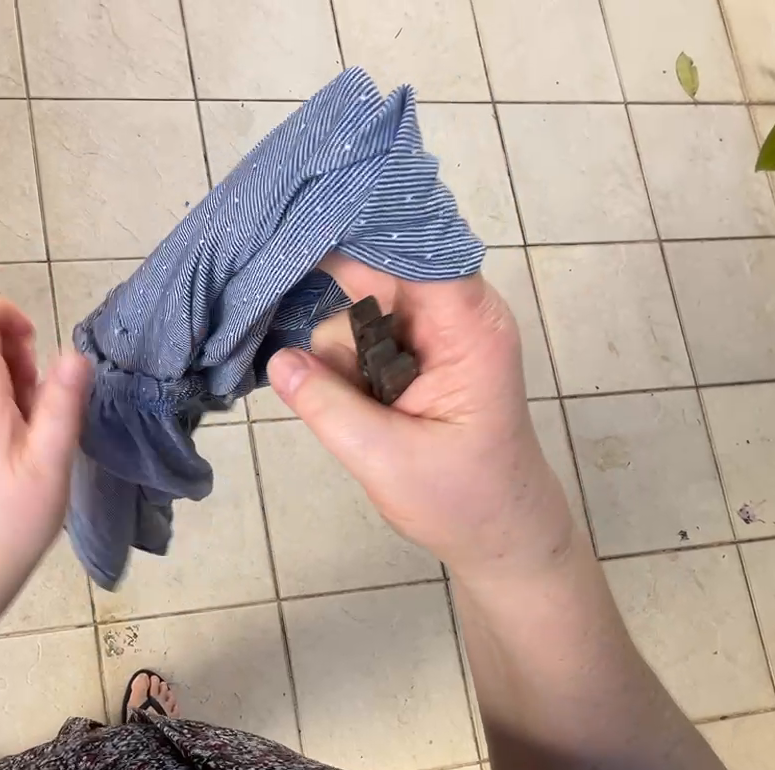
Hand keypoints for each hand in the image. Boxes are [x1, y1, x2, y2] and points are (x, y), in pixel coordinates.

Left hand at [0, 294, 89, 601]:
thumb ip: (62, 400)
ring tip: (36, 420)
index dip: (6, 314)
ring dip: (13, 374)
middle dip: (16, 348)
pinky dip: (1, 396)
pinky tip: (21, 436)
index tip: (36, 349)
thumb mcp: (50, 459)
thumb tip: (75, 352)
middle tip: (43, 396)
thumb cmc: (13, 515)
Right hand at [268, 254, 575, 580]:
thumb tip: (278, 359)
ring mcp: (427, 337)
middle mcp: (450, 317)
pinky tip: (346, 406)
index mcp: (468, 327)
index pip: (410, 252)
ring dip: (334, 358)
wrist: (496, 536)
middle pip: (374, 274)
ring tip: (354, 414)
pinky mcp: (407, 360)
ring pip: (354, 314)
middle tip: (295, 339)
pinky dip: (335, 369)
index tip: (293, 229)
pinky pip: (355, 342)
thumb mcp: (386, 457)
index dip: (354, 235)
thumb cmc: (460, 500)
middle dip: (330, 302)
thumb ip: (328, 406)